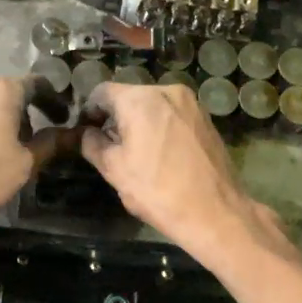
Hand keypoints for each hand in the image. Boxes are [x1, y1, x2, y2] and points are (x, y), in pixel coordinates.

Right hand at [79, 82, 286, 262]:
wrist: (215, 212)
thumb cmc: (158, 191)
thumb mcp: (114, 170)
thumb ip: (92, 144)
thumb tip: (86, 133)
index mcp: (140, 99)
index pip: (102, 92)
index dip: (89, 112)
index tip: (86, 133)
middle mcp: (167, 90)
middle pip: (129, 97)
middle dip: (116, 118)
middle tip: (110, 147)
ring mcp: (191, 103)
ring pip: (152, 105)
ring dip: (139, 122)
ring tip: (137, 154)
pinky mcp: (206, 118)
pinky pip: (172, 115)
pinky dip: (160, 127)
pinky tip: (161, 154)